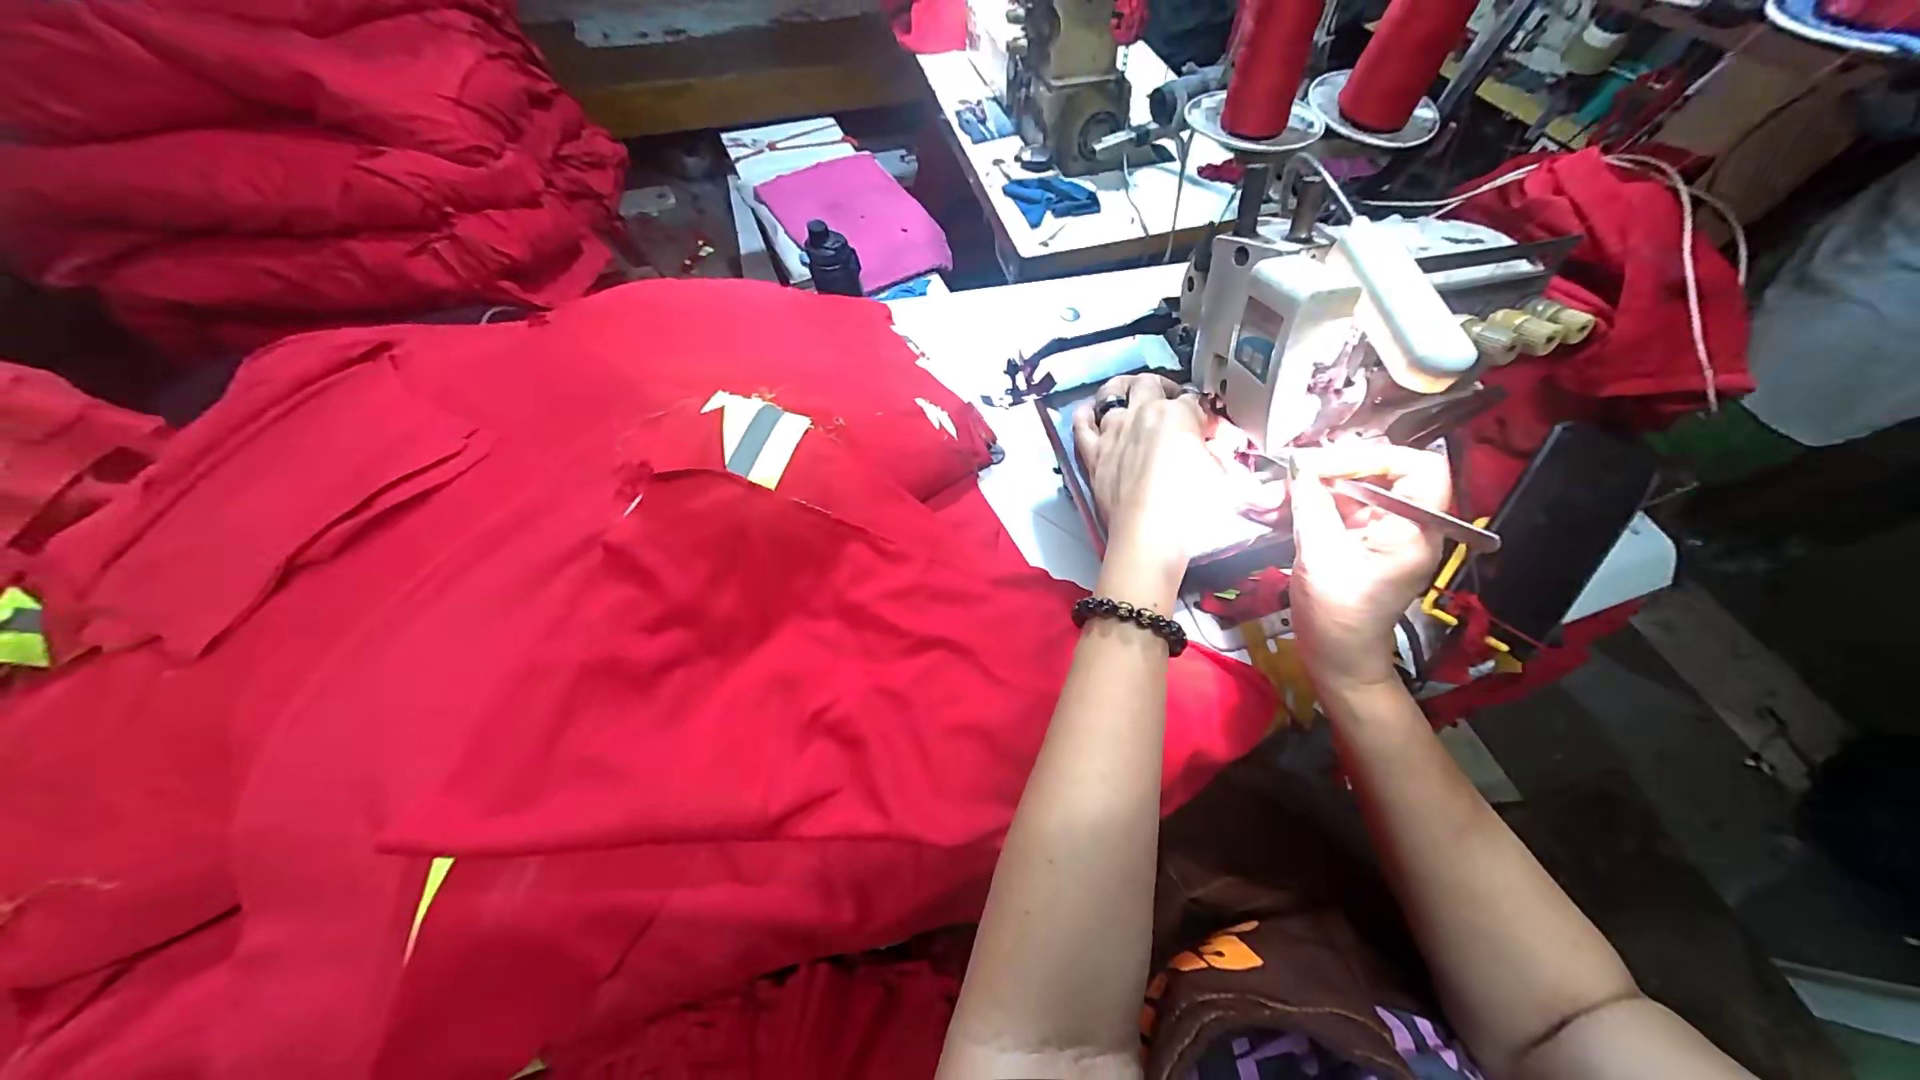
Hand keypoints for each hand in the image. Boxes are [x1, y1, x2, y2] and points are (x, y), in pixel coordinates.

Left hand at [1072, 374, 1217, 608]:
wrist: (1149, 534)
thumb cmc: (1190, 507)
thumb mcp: (1223, 476)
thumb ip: (1218, 454)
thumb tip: (1216, 449)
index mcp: (1177, 414)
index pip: (1192, 400)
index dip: (1201, 412)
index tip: (1205, 427)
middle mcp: (1141, 414)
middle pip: (1149, 384)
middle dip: (1162, 386)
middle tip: (1170, 399)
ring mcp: (1113, 432)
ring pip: (1111, 394)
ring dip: (1122, 389)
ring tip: (1131, 392)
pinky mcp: (1093, 454)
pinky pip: (1082, 425)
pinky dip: (1085, 413)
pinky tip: (1090, 410)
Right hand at [1288, 442, 1451, 693]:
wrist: (1339, 659)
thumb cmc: (1339, 617)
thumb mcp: (1321, 558)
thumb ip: (1312, 508)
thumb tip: (1301, 471)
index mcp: (1413, 529)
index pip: (1417, 467)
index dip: (1373, 457)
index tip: (1328, 466)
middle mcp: (1404, 524)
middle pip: (1377, 473)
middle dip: (1330, 470)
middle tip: (1292, 475)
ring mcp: (1379, 532)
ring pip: (1349, 490)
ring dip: (1309, 488)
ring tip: (1270, 496)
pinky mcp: (1356, 541)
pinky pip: (1334, 509)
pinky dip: (1305, 505)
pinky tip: (1274, 508)